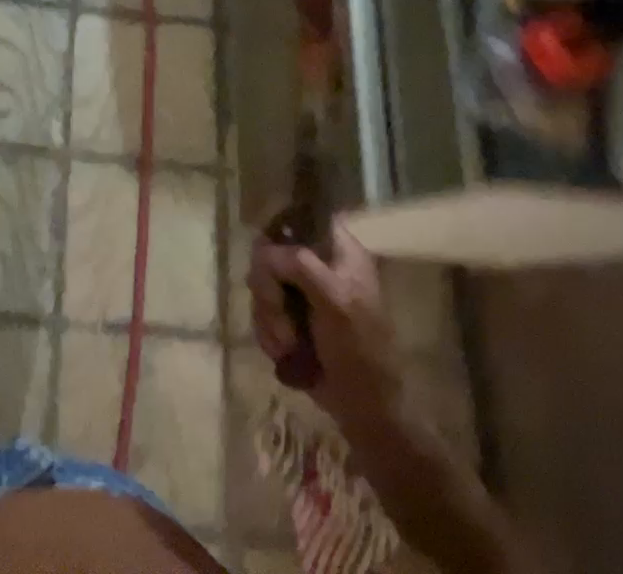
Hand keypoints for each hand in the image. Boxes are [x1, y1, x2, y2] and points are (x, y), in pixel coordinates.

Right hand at [248, 225, 403, 421]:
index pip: (304, 217)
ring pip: (261, 287)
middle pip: (270, 255)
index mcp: (340, 251)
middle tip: (278, 310)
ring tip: (289, 343)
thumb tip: (263, 251)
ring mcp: (301, 292)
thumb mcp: (336, 301)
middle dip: (269, 290)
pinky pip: (261, 313)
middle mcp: (319, 265)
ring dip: (270, 319)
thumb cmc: (360, 350)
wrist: (362, 404)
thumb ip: (301, 266)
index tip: (270, 257)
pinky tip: (285, 352)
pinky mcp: (289, 318)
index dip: (282, 230)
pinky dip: (269, 334)